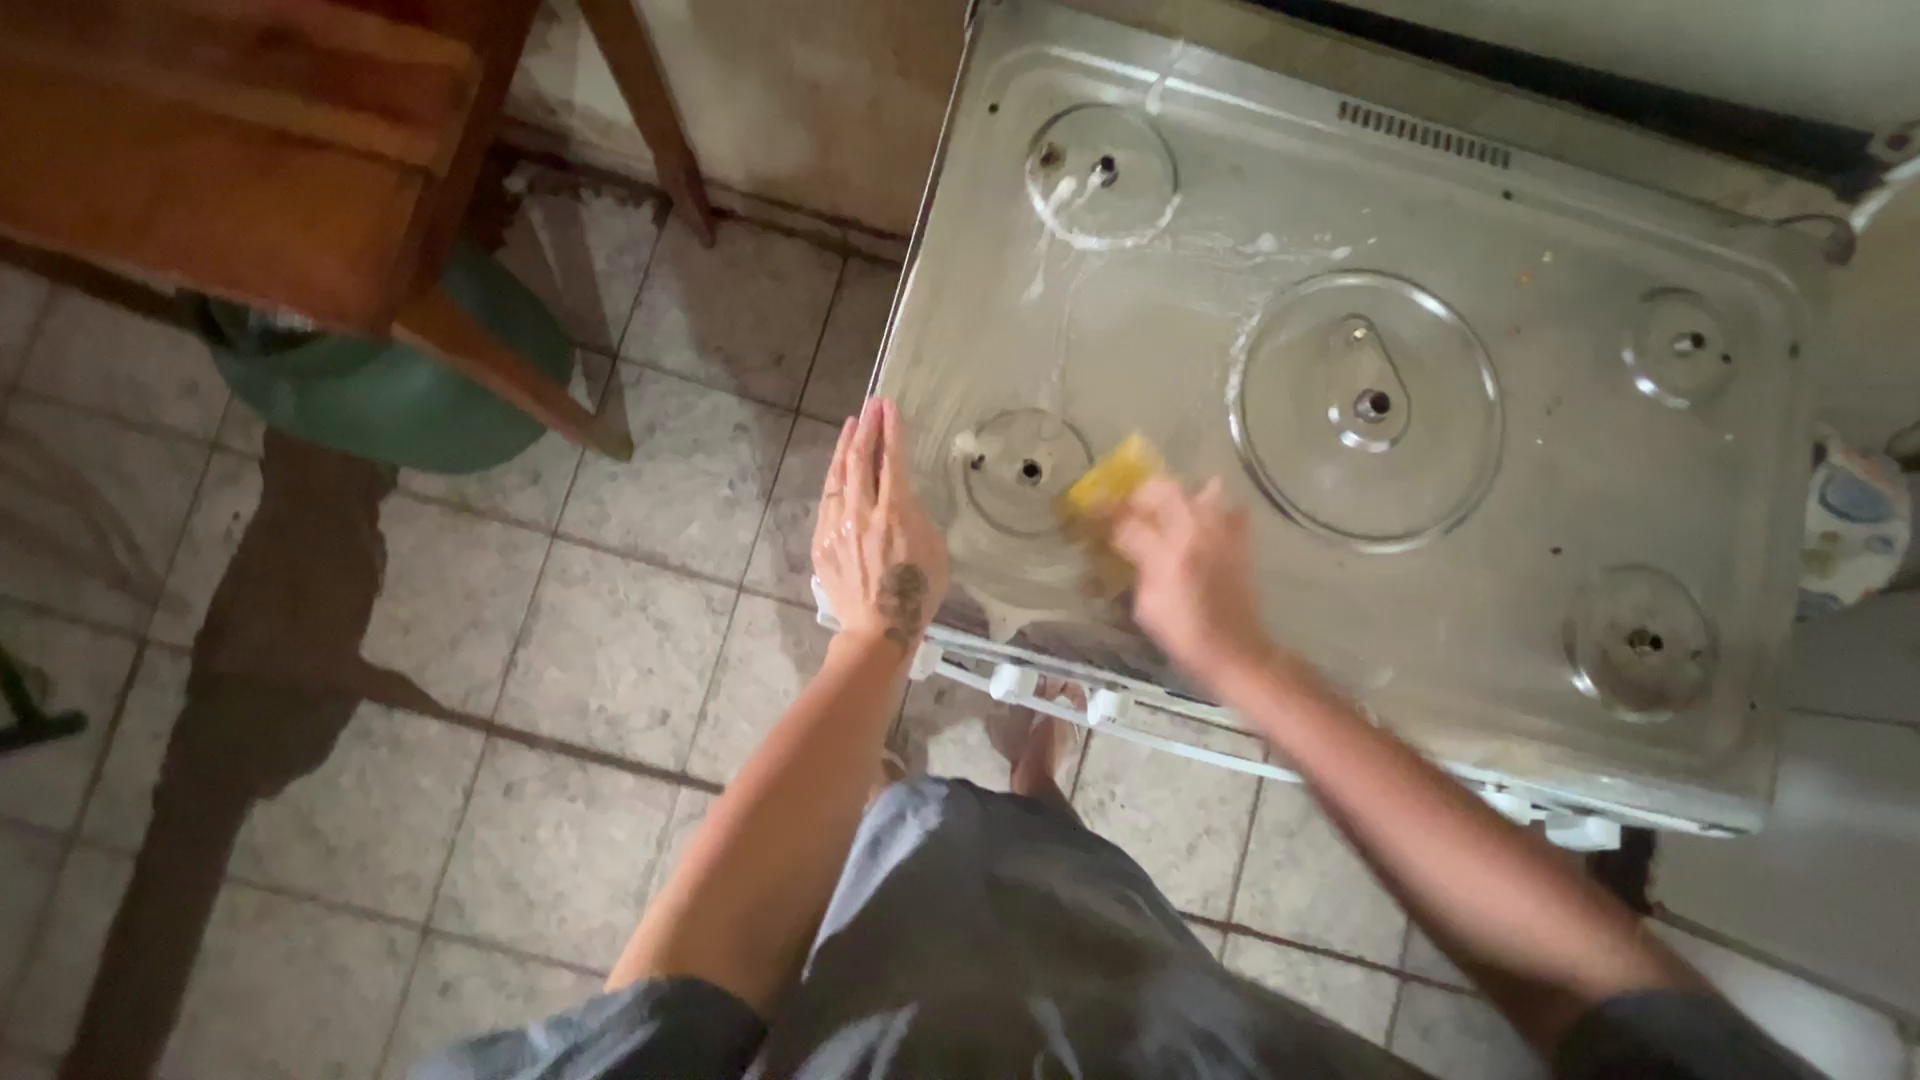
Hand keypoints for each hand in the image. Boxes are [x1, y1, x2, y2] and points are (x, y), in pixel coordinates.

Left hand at [812, 398, 949, 652]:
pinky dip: (835, 479)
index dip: (891, 430)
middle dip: (867, 429)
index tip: (890, 407)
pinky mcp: (822, 542)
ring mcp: (837, 527)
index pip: (892, 460)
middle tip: (871, 406)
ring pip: (838, 477)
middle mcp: (862, 513)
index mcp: (895, 513)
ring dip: (846, 448)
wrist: (878, 629)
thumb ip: (917, 517)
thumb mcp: (935, 550)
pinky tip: (838, 470)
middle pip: (860, 460)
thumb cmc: (917, 593)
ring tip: (852, 426)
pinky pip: (828, 502)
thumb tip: (903, 501)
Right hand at [1108, 477, 1274, 679]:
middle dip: (1142, 493)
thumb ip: (1137, 568)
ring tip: (1169, 511)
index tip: (1091, 508)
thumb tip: (1127, 546)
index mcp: (1165, 555)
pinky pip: (1231, 509)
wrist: (1233, 649)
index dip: (1105, 513)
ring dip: (1181, 495)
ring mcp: (1222, 533)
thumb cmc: (1183, 634)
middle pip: (1164, 488)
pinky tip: (1203, 524)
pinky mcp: (1241, 541)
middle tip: (1130, 506)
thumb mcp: (1145, 606)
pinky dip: (1216, 509)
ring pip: (1203, 490)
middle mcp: (1194, 535)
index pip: (1127, 523)